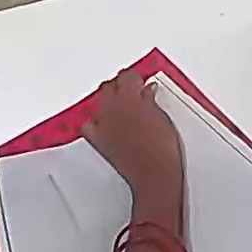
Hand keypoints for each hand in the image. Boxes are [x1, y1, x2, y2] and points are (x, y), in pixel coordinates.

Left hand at [83, 70, 183, 227]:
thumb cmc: (162, 150)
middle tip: (132, 92)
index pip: (126, 77)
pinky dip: (96, 122)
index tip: (139, 81)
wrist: (154, 175)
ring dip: (109, 102)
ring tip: (123, 109)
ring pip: (99, 103)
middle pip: (109, 87)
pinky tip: (105, 123)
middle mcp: (111, 108)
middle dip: (119, 86)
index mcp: (129, 98)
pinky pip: (89, 124)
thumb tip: (147, 92)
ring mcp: (102, 124)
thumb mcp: (162, 118)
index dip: (134, 78)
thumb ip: (151, 100)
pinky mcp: (98, 140)